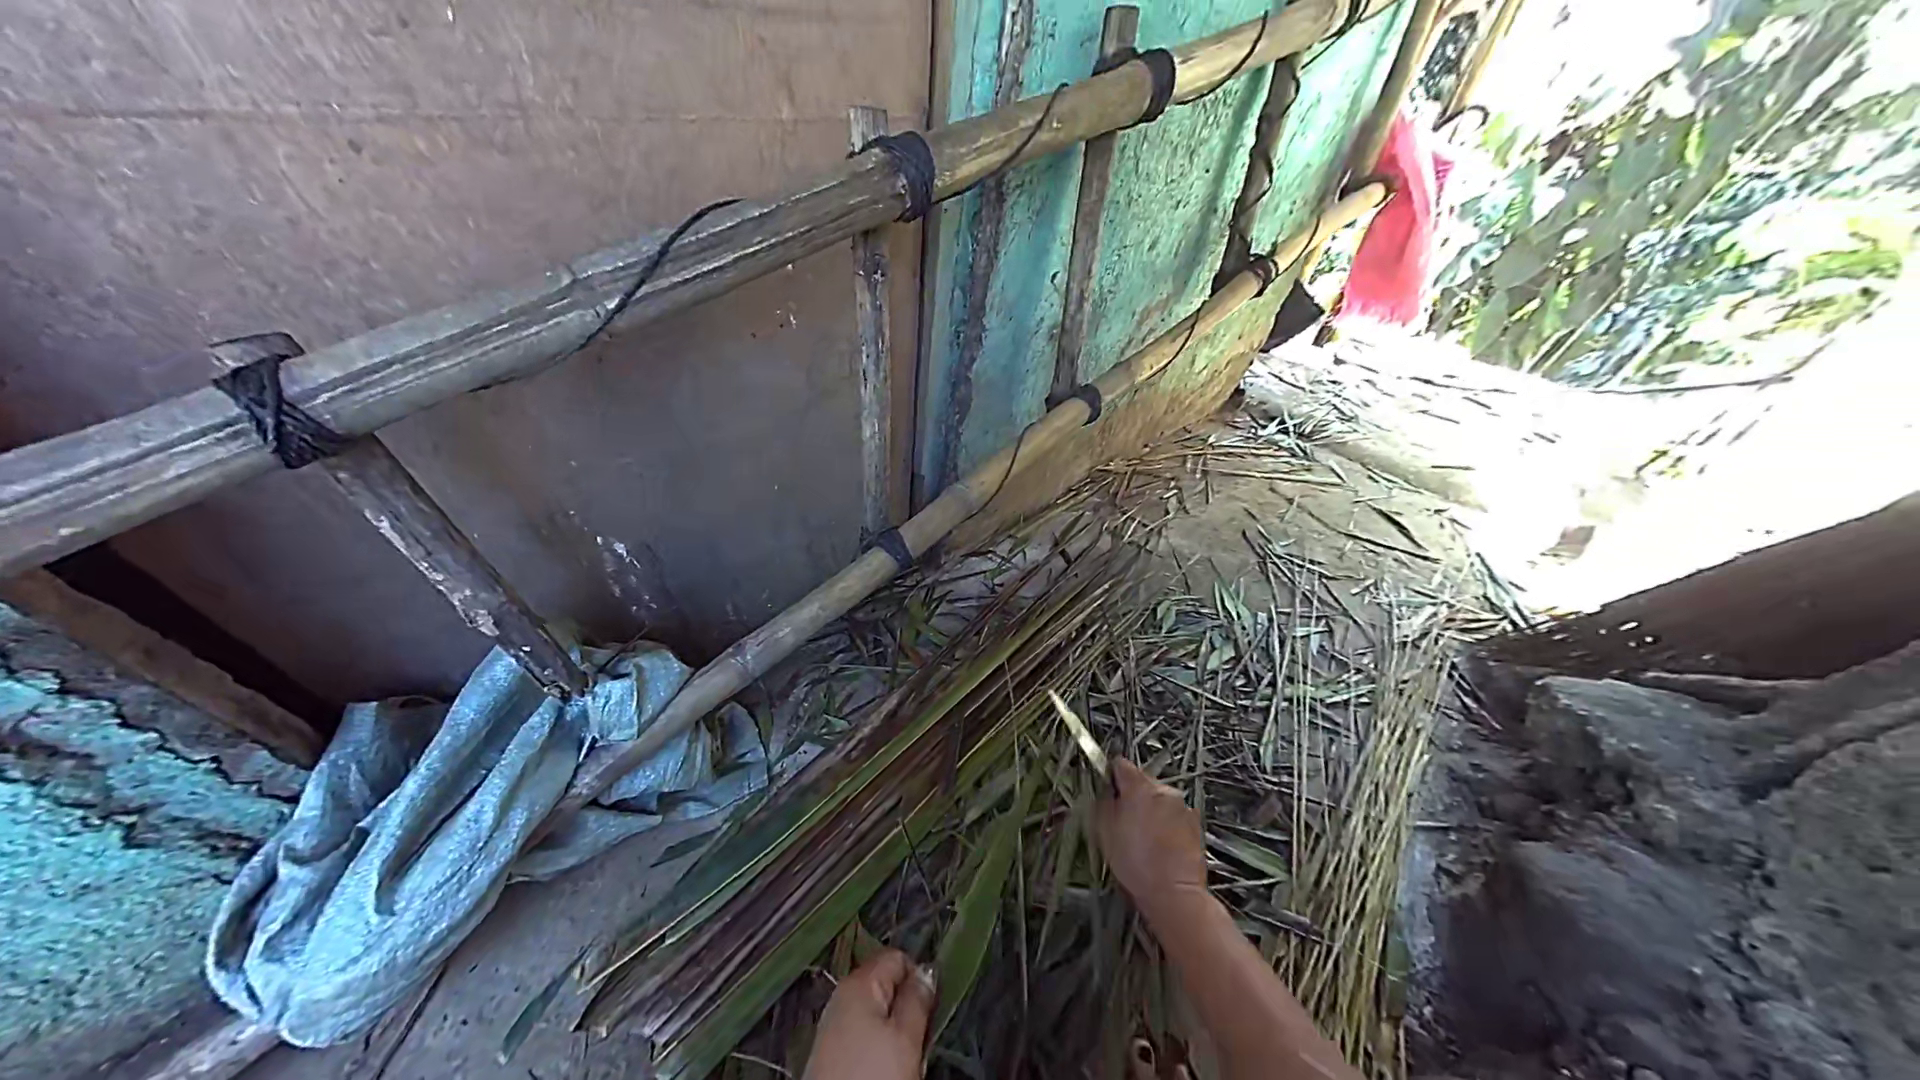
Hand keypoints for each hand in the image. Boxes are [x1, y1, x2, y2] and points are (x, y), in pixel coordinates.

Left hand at [803, 948, 936, 1079]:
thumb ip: (917, 999)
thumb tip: (926, 970)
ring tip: (902, 1059)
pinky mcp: (831, 1052)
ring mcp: (834, 1024)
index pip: (897, 958)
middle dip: (906, 1008)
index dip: (918, 978)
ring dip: (894, 1032)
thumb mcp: (905, 1039)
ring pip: (877, 1013)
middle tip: (916, 1038)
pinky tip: (882, 1069)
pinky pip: (864, 1035)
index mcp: (859, 982)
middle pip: (886, 986)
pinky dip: (878, 1046)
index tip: (929, 1008)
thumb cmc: (872, 1078)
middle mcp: (842, 995)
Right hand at [1097, 758, 1208, 921]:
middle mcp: (1163, 789)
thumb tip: (1106, 789)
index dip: (1111, 775)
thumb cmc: (1135, 862)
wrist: (1174, 892)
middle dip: (1132, 795)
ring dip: (1150, 808)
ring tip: (1142, 836)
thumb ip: (1103, 800)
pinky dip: (1166, 822)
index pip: (1120, 764)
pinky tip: (1159, 844)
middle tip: (1122, 820)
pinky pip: (1173, 813)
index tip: (1107, 789)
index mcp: (1139, 786)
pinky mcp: (1195, 823)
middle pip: (1142, 781)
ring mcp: (1182, 805)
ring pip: (1159, 798)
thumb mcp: (1104, 829)